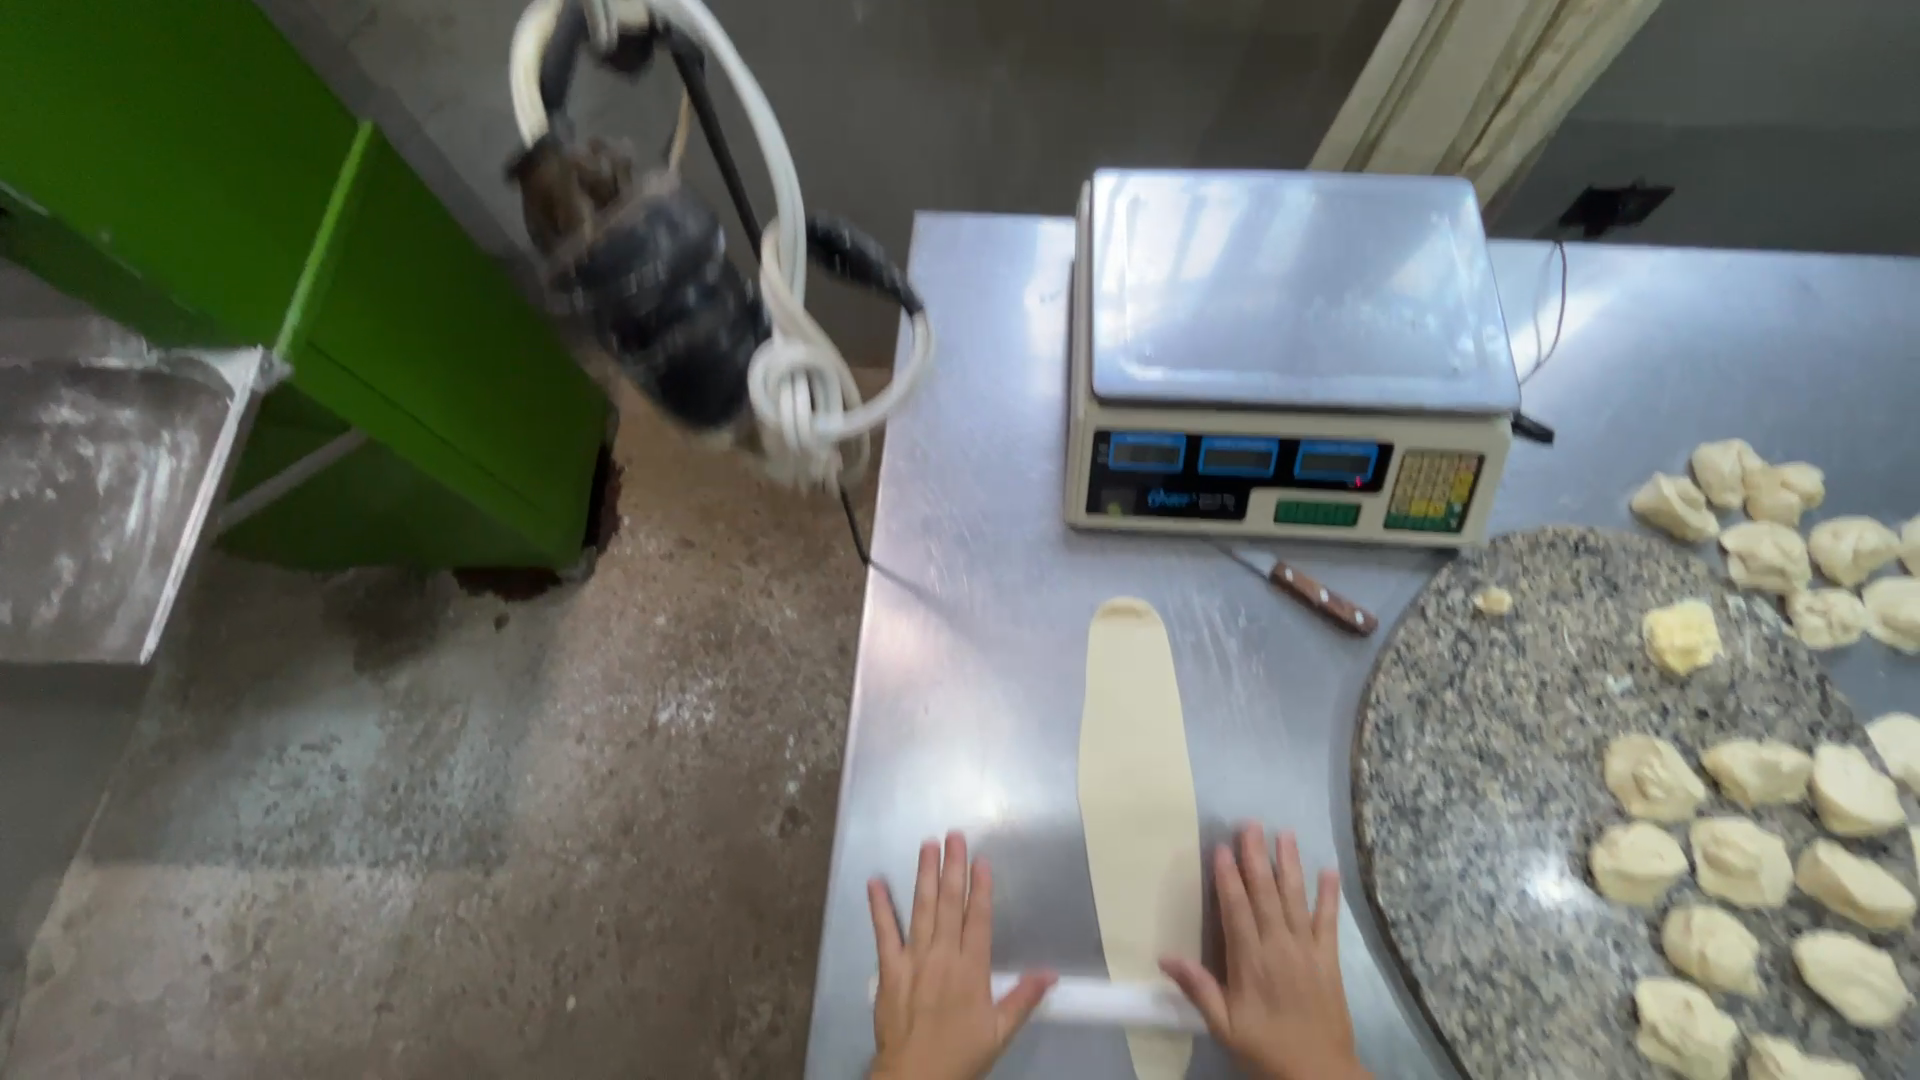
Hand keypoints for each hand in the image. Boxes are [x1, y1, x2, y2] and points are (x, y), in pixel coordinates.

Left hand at [868, 832, 1056, 1079]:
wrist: (915, 1079)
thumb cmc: (960, 1055)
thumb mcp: (1000, 1032)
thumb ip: (1024, 998)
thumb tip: (1051, 973)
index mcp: (972, 969)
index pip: (979, 919)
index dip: (981, 888)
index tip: (981, 860)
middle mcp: (944, 956)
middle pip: (950, 904)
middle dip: (953, 867)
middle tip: (954, 836)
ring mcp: (914, 959)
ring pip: (921, 908)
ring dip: (924, 875)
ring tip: (927, 845)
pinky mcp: (889, 968)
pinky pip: (884, 932)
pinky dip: (879, 906)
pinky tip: (875, 882)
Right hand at [1161, 826, 1368, 1079]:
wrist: (1321, 1076)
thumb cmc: (1265, 1048)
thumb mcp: (1224, 1026)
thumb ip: (1198, 989)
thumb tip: (1165, 957)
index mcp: (1250, 962)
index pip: (1235, 910)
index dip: (1227, 877)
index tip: (1219, 847)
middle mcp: (1279, 948)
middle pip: (1265, 894)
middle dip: (1256, 857)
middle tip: (1250, 824)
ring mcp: (1307, 951)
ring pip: (1295, 899)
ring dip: (1289, 865)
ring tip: (1285, 834)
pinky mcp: (1328, 960)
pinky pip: (1328, 922)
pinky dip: (1329, 896)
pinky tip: (1329, 871)